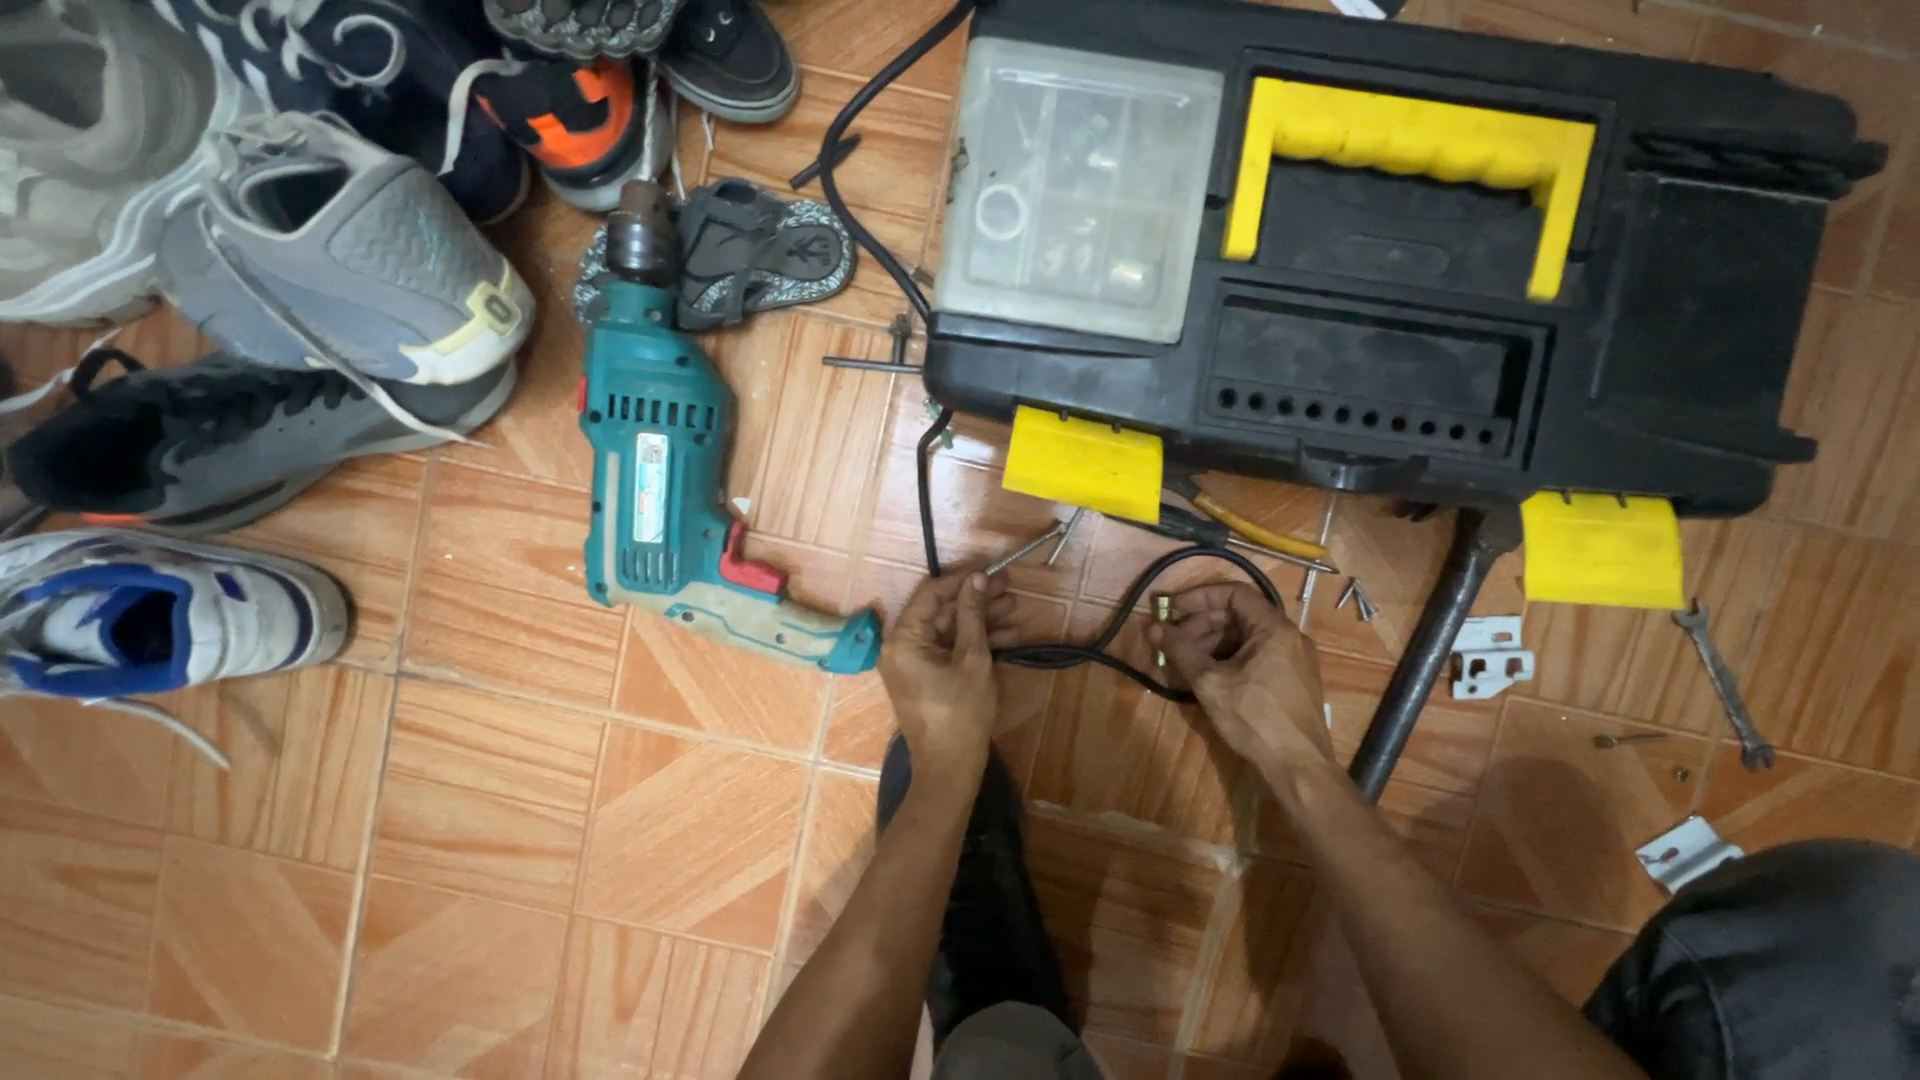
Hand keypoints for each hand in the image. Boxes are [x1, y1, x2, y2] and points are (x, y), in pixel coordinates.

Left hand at [880, 570, 1020, 773]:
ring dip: (981, 619)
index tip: (989, 569)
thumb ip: (972, 615)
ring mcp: (913, 661)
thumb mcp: (972, 659)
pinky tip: (1009, 635)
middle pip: (941, 611)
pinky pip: (949, 648)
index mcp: (903, 639)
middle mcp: (901, 645)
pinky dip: (974, 642)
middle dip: (976, 599)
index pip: (931, 594)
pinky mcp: (926, 675)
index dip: (961, 579)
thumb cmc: (961, 713)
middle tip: (1009, 586)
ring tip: (1015, 607)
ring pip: (949, 629)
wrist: (951, 766)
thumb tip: (977, 579)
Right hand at [1147, 582, 1331, 774]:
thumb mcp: (1210, 682)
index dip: (1199, 597)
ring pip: (1246, 636)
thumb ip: (1180, 650)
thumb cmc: (1255, 718)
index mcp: (1274, 629)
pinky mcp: (1293, 680)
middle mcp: (1289, 636)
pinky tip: (1208, 675)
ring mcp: (1294, 659)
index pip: (1234, 593)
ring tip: (1185, 659)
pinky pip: (1257, 654)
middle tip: (1173, 638)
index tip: (1172, 610)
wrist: (1299, 766)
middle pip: (1239, 614)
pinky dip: (1229, 657)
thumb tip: (1153, 628)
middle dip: (1201, 622)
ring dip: (1212, 641)